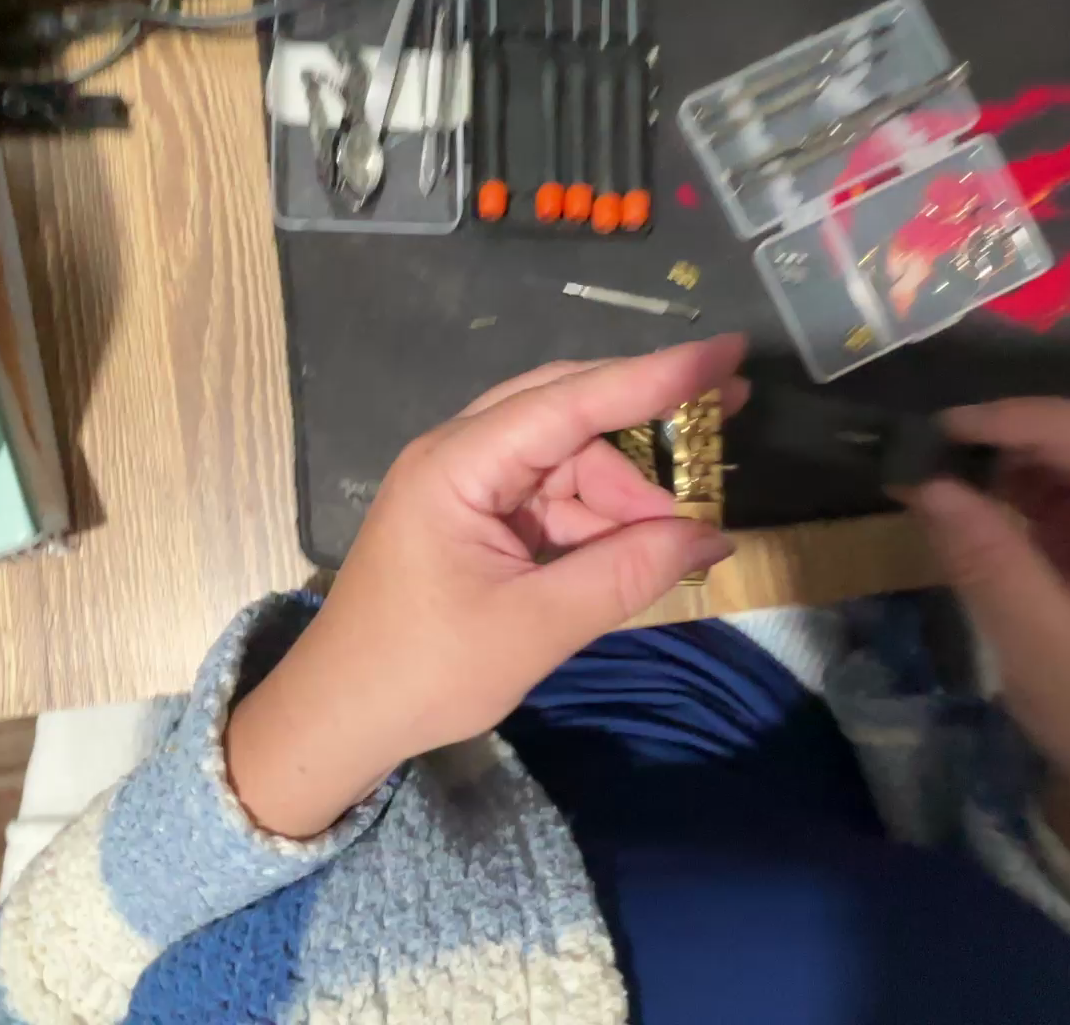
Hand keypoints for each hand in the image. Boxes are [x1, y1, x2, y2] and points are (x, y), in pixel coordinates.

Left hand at [227, 336, 748, 837]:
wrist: (340, 717)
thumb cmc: (423, 673)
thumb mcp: (534, 627)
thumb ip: (626, 574)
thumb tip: (712, 537)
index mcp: (458, 464)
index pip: (569, 400)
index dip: (654, 376)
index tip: (727, 353)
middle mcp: (461, 456)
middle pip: (567, 416)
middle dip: (648, 419)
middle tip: (728, 411)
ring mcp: (467, 487)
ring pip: (566, 463)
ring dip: (625, 494)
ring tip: (684, 534)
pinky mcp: (476, 519)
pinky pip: (551, 500)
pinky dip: (597, 521)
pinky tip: (637, 547)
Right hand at [904, 399, 1069, 898]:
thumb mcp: (1042, 652)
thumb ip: (988, 563)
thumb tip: (925, 484)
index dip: (1040, 423)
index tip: (955, 424)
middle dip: (1024, 433)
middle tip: (940, 438)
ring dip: (1016, 456)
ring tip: (944, 460)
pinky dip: (1016, 486)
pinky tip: (971, 490)